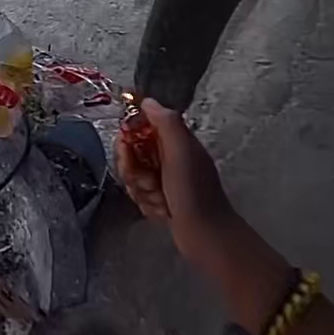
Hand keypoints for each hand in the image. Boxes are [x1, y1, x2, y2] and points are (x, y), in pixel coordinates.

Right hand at [114, 98, 242, 265]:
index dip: (127, 138)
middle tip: (149, 182)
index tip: (128, 150)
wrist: (205, 234)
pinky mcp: (160, 199)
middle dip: (133, 170)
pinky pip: (139, 195)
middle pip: (131, 153)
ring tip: (160, 200)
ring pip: (132, 176)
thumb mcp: (181, 150)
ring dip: (141, 190)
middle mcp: (168, 155)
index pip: (138, 127)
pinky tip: (161, 212)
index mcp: (173, 139)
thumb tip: (147, 101)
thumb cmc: (192, 190)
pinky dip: (147, 205)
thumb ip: (166, 121)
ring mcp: (164, 178)